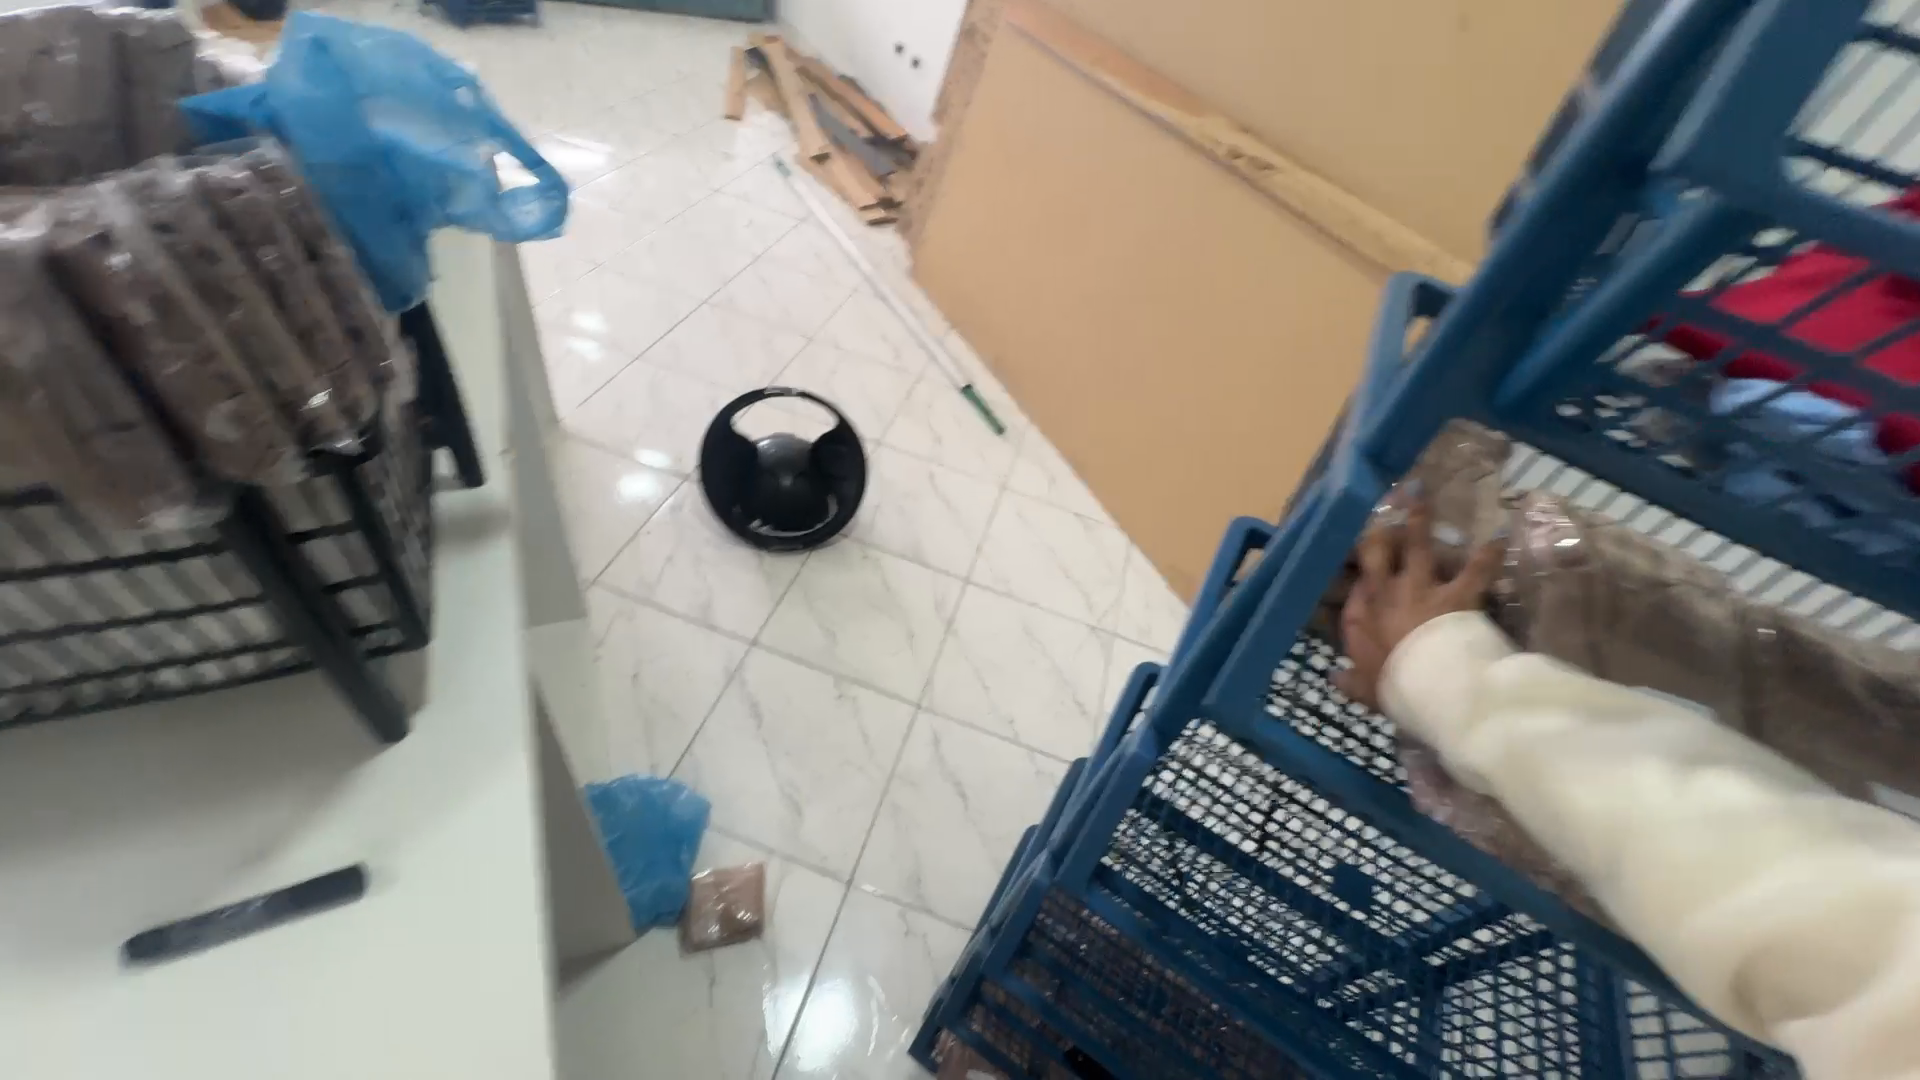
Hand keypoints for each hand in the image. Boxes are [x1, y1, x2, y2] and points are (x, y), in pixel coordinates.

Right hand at [1334, 501, 1502, 708]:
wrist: (1433, 685)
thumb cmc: (1395, 686)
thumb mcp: (1366, 688)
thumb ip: (1351, 681)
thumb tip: (1335, 678)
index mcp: (1361, 616)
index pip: (1357, 586)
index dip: (1359, 570)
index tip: (1359, 561)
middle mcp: (1388, 593)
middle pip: (1379, 554)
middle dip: (1379, 532)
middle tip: (1380, 508)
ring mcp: (1423, 589)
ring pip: (1419, 547)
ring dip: (1419, 521)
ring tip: (1418, 495)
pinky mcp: (1458, 593)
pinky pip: (1476, 569)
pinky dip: (1489, 553)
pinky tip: (1499, 534)